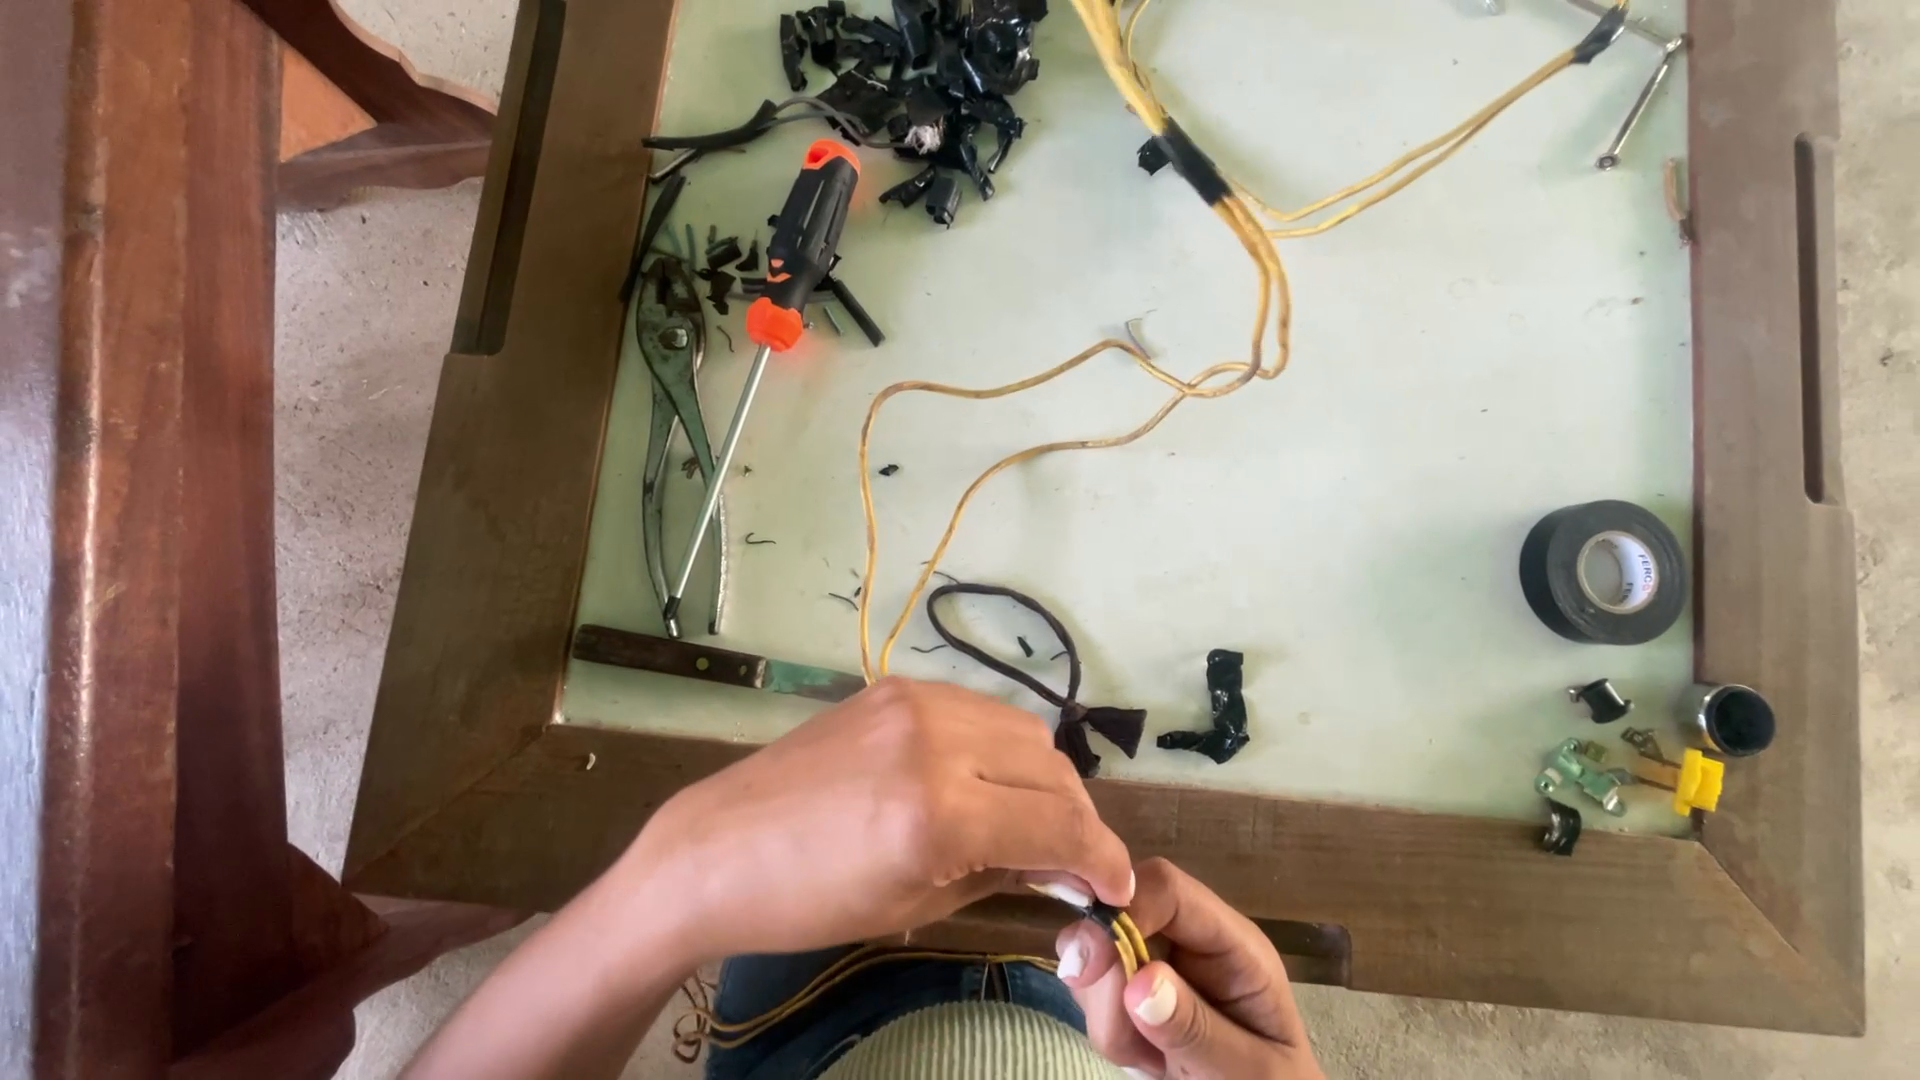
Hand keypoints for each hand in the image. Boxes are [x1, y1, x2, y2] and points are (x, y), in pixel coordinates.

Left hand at [615, 677, 1135, 965]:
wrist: (719, 846)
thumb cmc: (810, 901)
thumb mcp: (918, 902)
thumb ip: (1005, 868)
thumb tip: (1065, 860)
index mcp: (939, 812)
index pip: (1059, 824)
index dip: (1102, 859)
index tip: (1116, 885)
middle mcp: (937, 739)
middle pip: (1052, 767)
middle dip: (1077, 817)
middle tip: (1073, 857)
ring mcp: (915, 701)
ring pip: (1023, 728)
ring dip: (1042, 775)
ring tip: (1027, 815)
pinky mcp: (896, 686)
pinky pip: (978, 710)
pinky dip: (998, 744)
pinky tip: (982, 775)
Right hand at [1055, 858, 1322, 1078]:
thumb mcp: (1250, 1073)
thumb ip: (1196, 1030)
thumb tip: (1138, 981)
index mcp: (1232, 941)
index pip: (1167, 888)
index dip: (1123, 911)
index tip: (1089, 968)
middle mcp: (1190, 937)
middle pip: (1120, 913)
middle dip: (1107, 976)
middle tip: (1126, 1044)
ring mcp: (1159, 957)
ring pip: (1097, 949)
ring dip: (1105, 1011)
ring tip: (1148, 1062)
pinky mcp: (1134, 982)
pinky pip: (1092, 982)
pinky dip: (1101, 1022)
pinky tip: (1140, 1054)